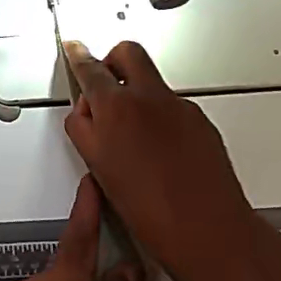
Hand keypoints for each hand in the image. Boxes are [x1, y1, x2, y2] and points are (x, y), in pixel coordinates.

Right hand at [60, 40, 255, 280]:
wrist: (206, 231)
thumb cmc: (151, 208)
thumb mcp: (95, 164)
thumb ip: (82, 128)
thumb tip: (84, 115)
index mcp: (116, 106)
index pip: (90, 67)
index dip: (78, 56)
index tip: (74, 50)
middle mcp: (150, 98)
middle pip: (128, 53)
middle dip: (112, 60)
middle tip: (103, 79)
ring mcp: (181, 108)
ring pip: (152, 82)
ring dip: (138, 94)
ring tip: (131, 134)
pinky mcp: (202, 123)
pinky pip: (174, 107)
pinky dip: (161, 117)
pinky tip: (157, 149)